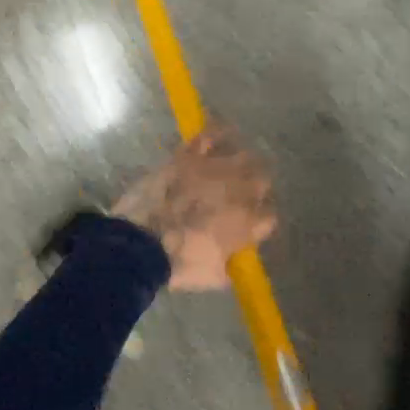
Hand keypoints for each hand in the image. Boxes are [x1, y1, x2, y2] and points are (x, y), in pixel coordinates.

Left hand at [111, 124, 277, 290]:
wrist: (141, 243)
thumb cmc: (179, 264)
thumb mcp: (214, 277)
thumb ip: (231, 265)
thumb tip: (234, 258)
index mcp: (247, 222)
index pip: (269, 216)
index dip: (260, 221)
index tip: (250, 226)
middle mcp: (238, 191)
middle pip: (262, 180)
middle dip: (255, 188)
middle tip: (242, 196)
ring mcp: (213, 169)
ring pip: (243, 156)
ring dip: (242, 162)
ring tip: (236, 166)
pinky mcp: (188, 157)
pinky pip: (209, 136)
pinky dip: (217, 133)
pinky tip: (222, 133)